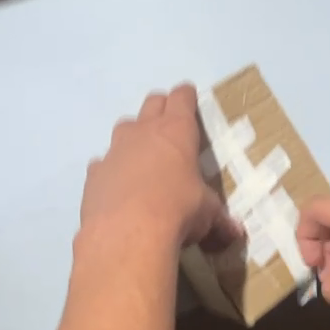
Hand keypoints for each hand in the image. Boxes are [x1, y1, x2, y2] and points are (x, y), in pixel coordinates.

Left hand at [79, 85, 240, 250]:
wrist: (127, 232)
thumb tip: (235, 233)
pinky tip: (118, 187)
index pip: (182, 97)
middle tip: (170, 125)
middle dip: (162, 108)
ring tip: (144, 157)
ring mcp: (115, 149)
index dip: (186, 96)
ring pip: (124, 128)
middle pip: (152, 103)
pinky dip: (111, 169)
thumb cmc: (178, 210)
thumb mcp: (207, 214)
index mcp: (176, 131)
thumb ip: (218, 218)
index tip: (190, 99)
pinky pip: (103, 162)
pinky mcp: (95, 172)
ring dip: (134, 136)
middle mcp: (143, 132)